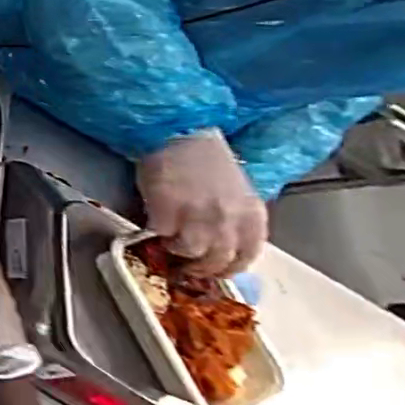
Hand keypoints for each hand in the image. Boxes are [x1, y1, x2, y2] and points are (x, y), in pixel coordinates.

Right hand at [138, 129, 267, 275]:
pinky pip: (160, 232)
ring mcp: (198, 215)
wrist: (178, 134)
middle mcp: (230, 220)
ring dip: (176, 250)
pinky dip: (155, 233)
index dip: (226, 269)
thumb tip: (217, 243)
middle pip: (217, 259)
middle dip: (199, 267)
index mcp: (252, 217)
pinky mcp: (166, 208)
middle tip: (184, 267)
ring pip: (189, 250)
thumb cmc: (205, 160)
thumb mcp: (233, 193)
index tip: (211, 271)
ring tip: (166, 242)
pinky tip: (152, 227)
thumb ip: (232, 220)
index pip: (245, 257)